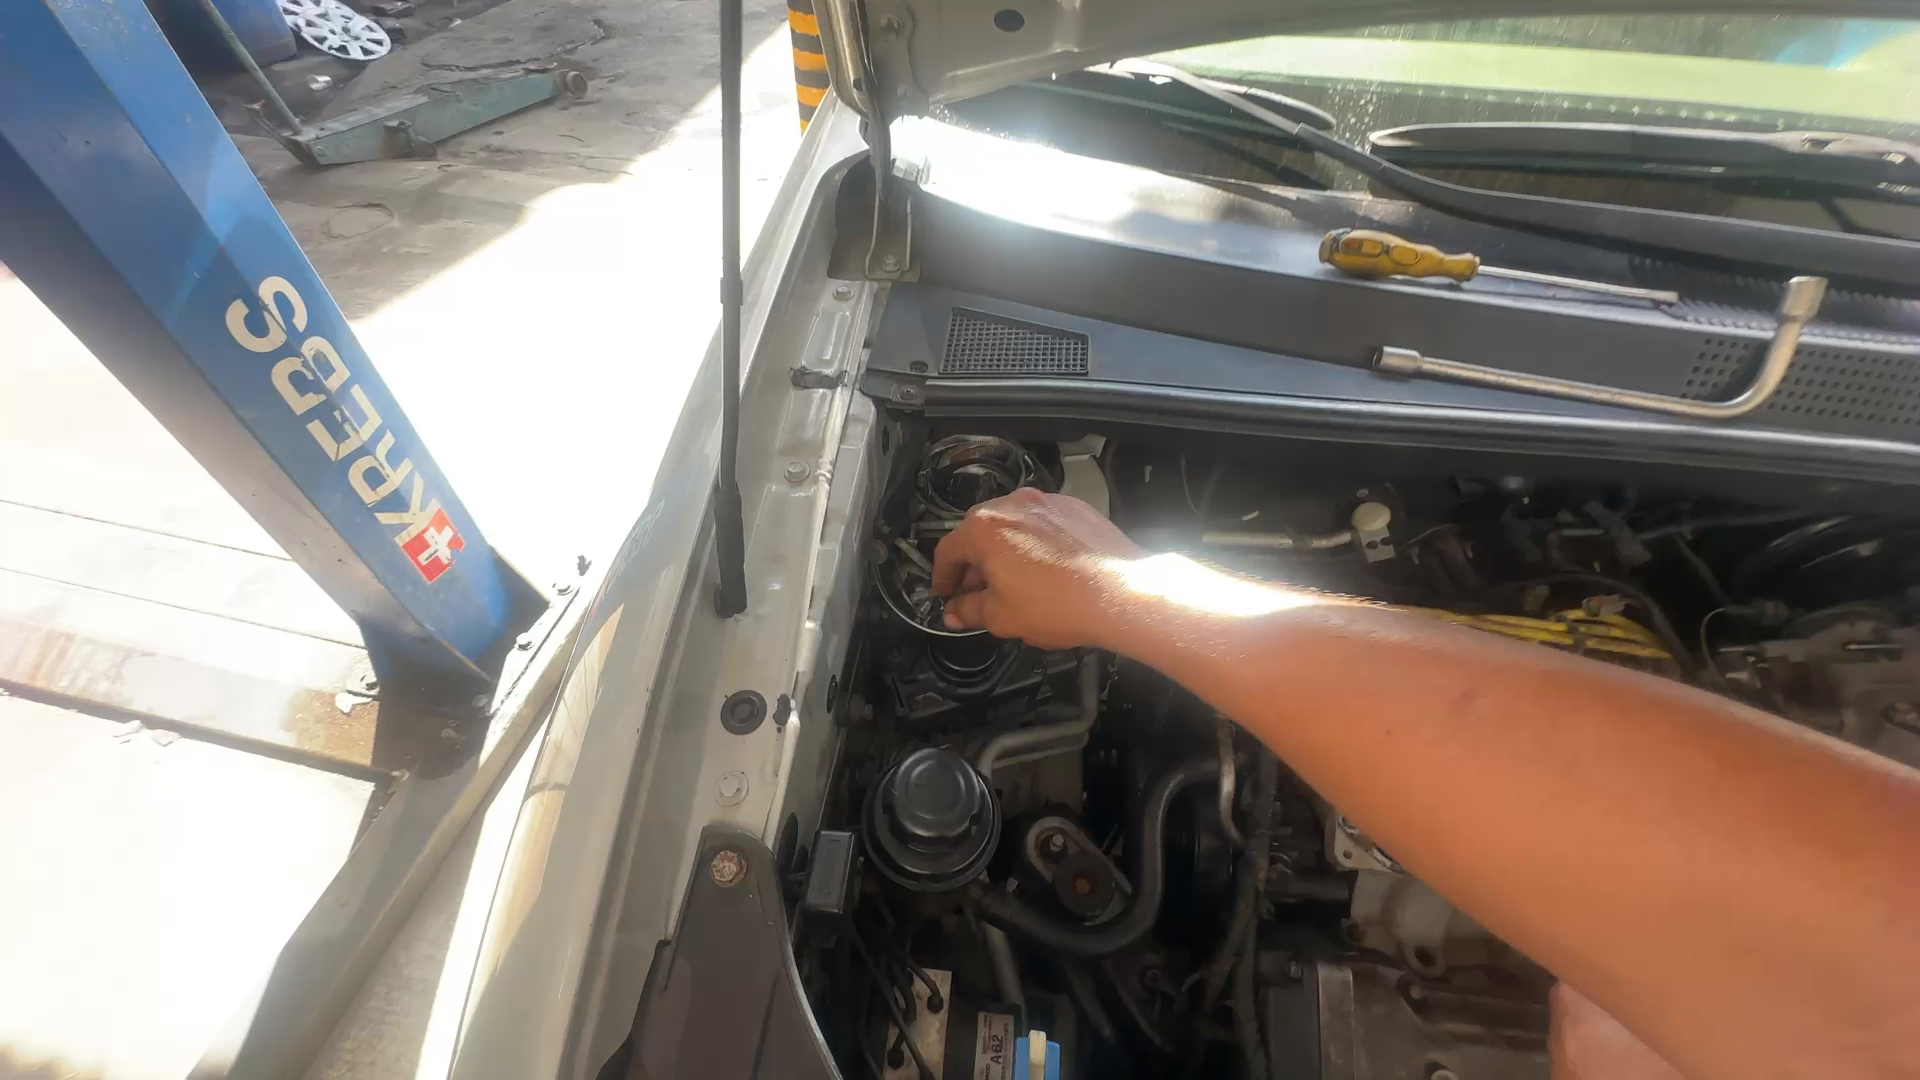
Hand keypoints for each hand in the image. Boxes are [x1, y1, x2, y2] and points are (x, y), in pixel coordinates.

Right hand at [930, 489, 1141, 648]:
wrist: (1120, 594)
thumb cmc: (1061, 603)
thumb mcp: (1001, 617)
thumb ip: (969, 611)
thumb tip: (957, 612)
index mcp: (985, 528)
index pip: (948, 550)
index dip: (943, 577)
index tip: (946, 593)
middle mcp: (1013, 505)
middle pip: (979, 534)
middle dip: (975, 564)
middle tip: (979, 592)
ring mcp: (1046, 503)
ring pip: (1012, 526)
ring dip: (1006, 552)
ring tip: (1016, 584)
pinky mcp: (1074, 509)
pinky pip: (1043, 524)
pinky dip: (1036, 544)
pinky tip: (1047, 571)